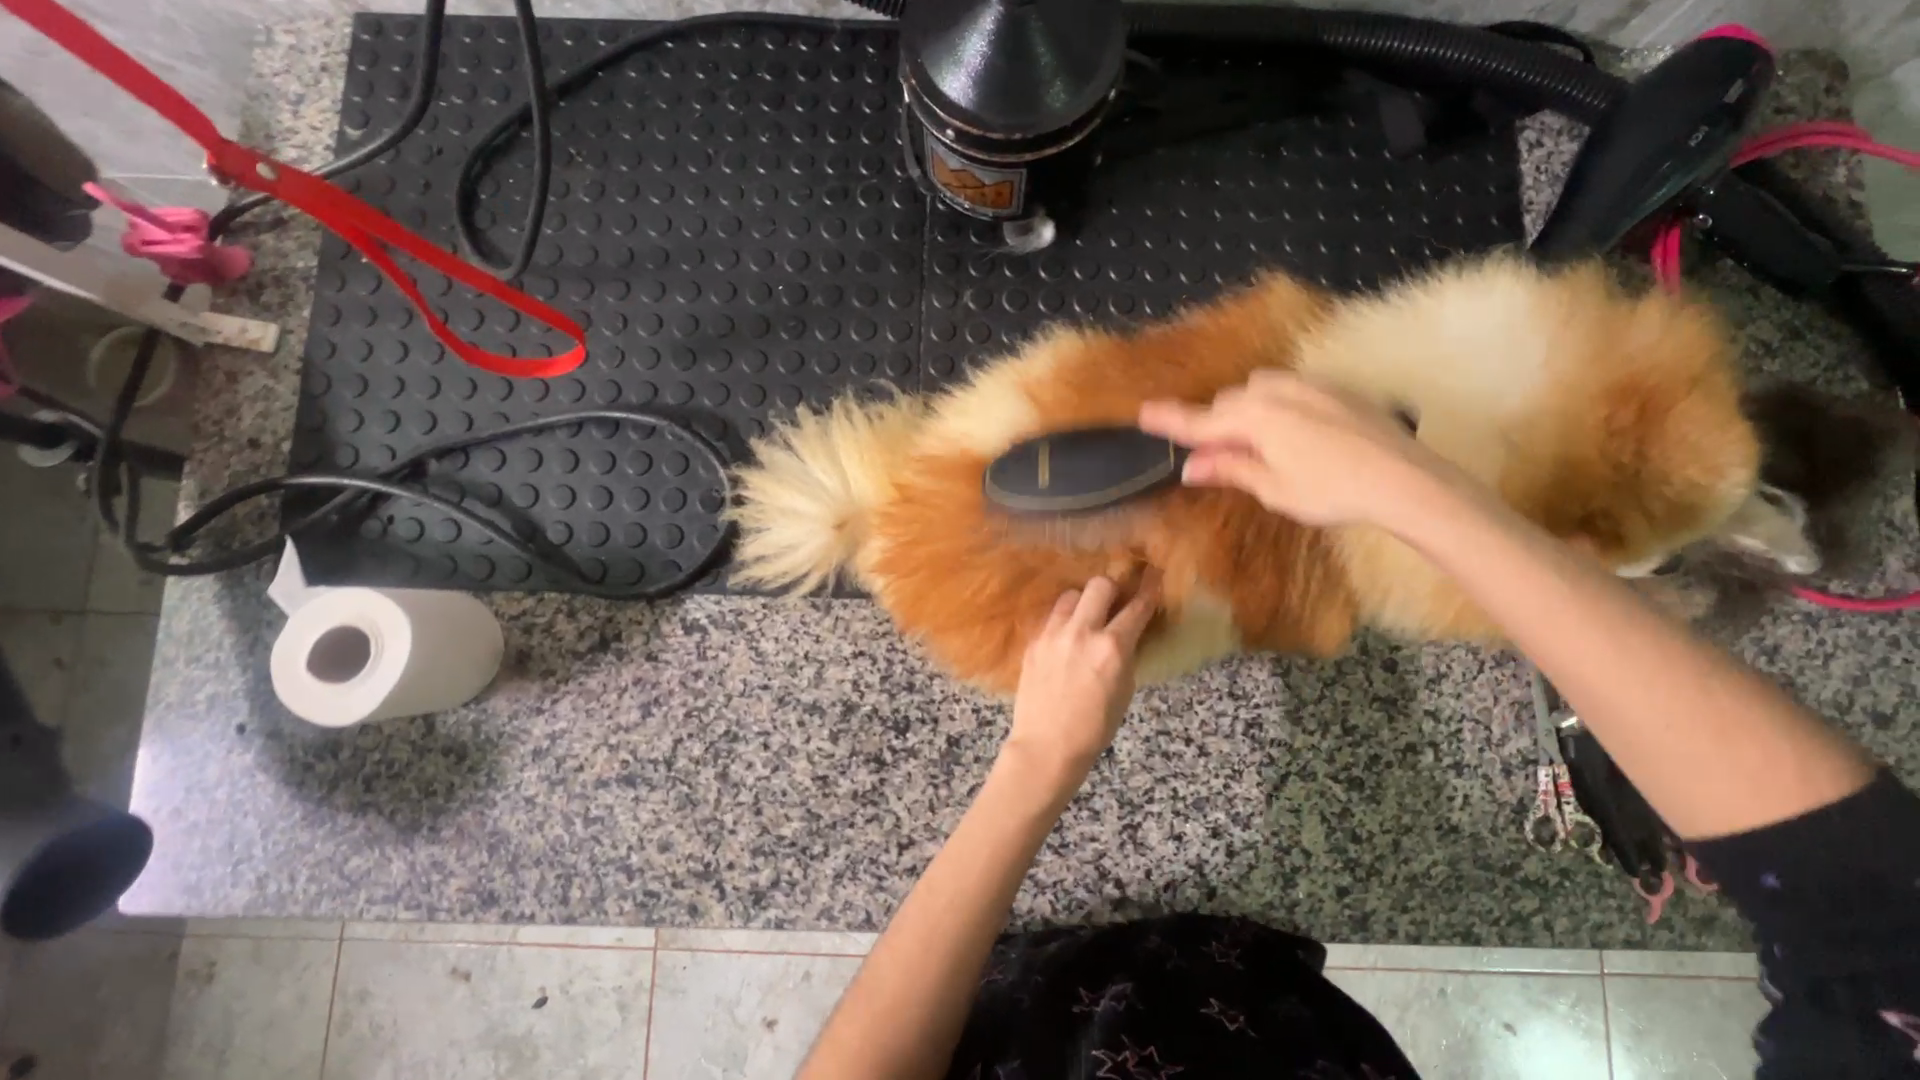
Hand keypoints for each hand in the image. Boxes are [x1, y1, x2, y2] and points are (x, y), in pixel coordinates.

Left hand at [1005, 573, 1161, 786]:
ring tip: (1085, 619)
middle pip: (1099, 585)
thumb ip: (1125, 655)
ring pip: (1071, 596)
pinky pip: (1051, 618)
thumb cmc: (1095, 727)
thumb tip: (1126, 635)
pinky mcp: (1033, 642)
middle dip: (1112, 589)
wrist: (1047, 745)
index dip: (1148, 590)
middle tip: (1114, 601)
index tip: (1153, 578)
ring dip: (1083, 603)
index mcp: (1112, 648)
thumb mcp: (1125, 690)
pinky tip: (1065, 637)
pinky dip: (1062, 622)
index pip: (1136, 607)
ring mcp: (1053, 635)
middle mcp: (1082, 633)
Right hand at [1139, 371, 1444, 527]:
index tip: (1142, 414)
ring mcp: (1307, 386)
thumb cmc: (1331, 490)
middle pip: (1228, 403)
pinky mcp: (1334, 390)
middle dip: (1214, 424)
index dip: (1170, 421)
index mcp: (1254, 418)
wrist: (1404, 477)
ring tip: (1253, 443)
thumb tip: (1191, 466)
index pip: (1199, 421)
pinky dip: (1274, 407)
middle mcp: (1275, 393)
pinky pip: (1287, 390)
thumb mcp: (1272, 488)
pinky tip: (1292, 434)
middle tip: (1211, 456)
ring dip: (1245, 412)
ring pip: (1257, 391)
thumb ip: (1230, 469)